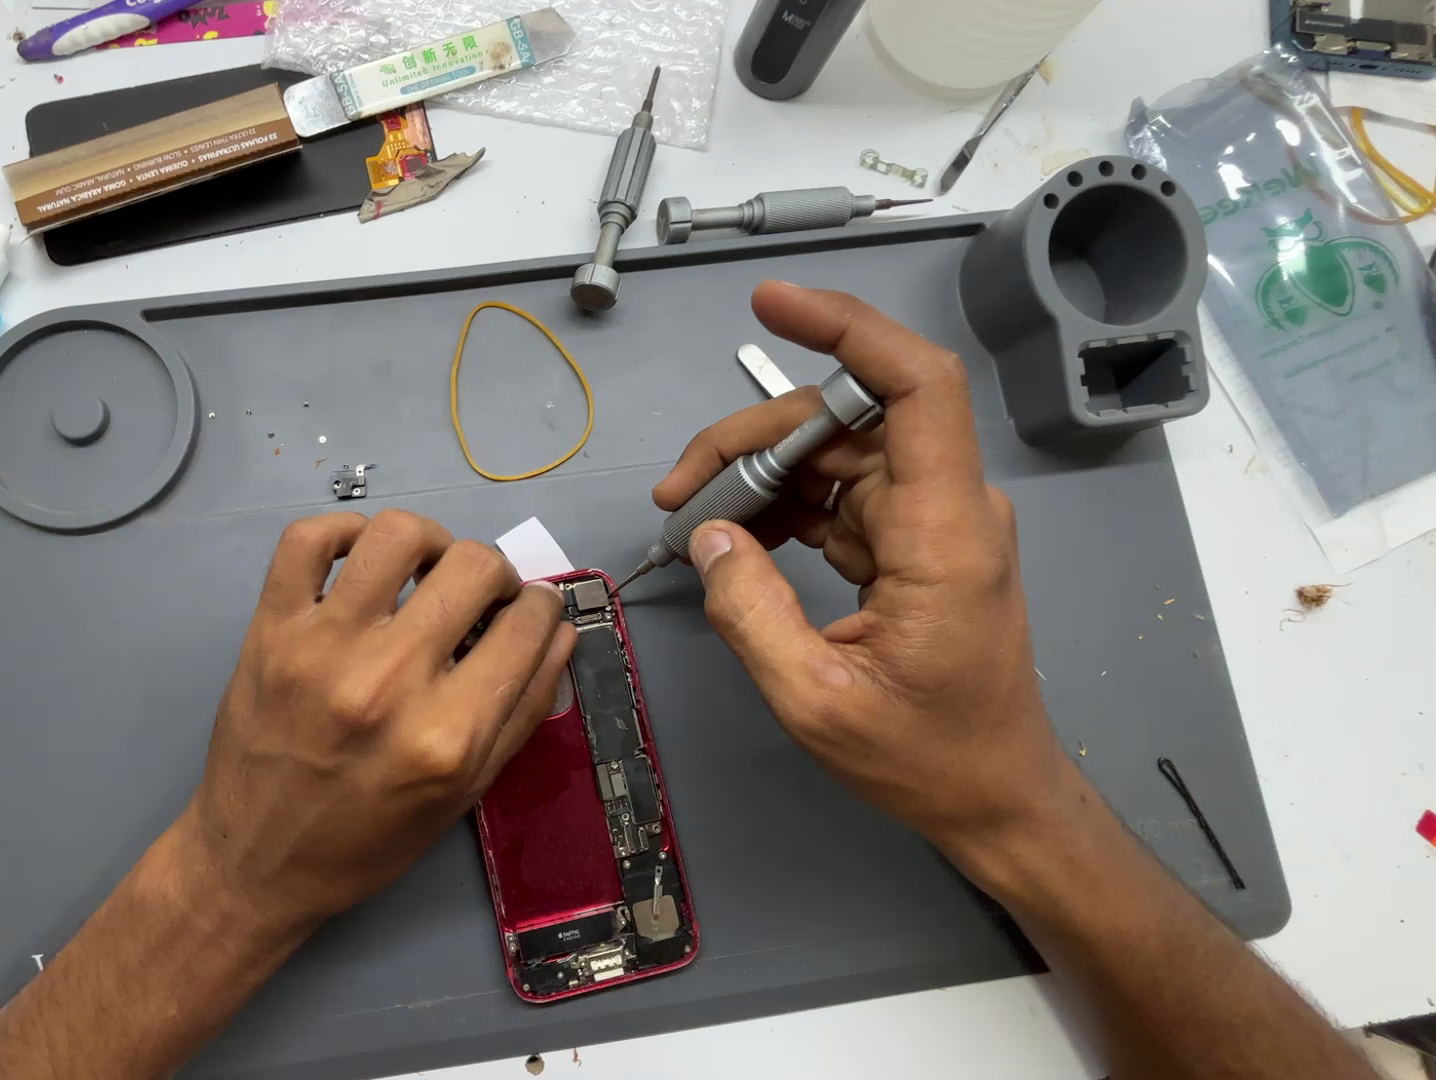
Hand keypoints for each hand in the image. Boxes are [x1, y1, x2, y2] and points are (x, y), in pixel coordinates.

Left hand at [176, 509, 576, 933]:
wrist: (257, 862)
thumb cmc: (371, 839)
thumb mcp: (466, 794)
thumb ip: (524, 710)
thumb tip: (558, 630)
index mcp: (448, 734)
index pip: (525, 625)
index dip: (543, 606)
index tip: (530, 609)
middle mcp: (389, 681)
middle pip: (473, 566)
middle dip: (496, 572)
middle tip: (481, 597)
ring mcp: (323, 648)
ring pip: (396, 535)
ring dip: (429, 541)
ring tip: (425, 572)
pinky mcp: (270, 630)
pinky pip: (306, 539)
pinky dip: (342, 531)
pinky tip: (361, 559)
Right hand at [653, 282, 1063, 861]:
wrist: (993, 795)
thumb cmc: (923, 756)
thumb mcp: (815, 700)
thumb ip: (750, 613)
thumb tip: (708, 536)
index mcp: (943, 533)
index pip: (914, 386)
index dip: (848, 328)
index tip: (772, 304)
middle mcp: (942, 507)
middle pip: (842, 421)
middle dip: (750, 441)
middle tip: (675, 491)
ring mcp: (924, 521)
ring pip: (829, 453)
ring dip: (755, 475)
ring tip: (692, 519)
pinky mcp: (905, 540)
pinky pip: (832, 493)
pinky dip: (776, 504)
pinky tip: (735, 535)